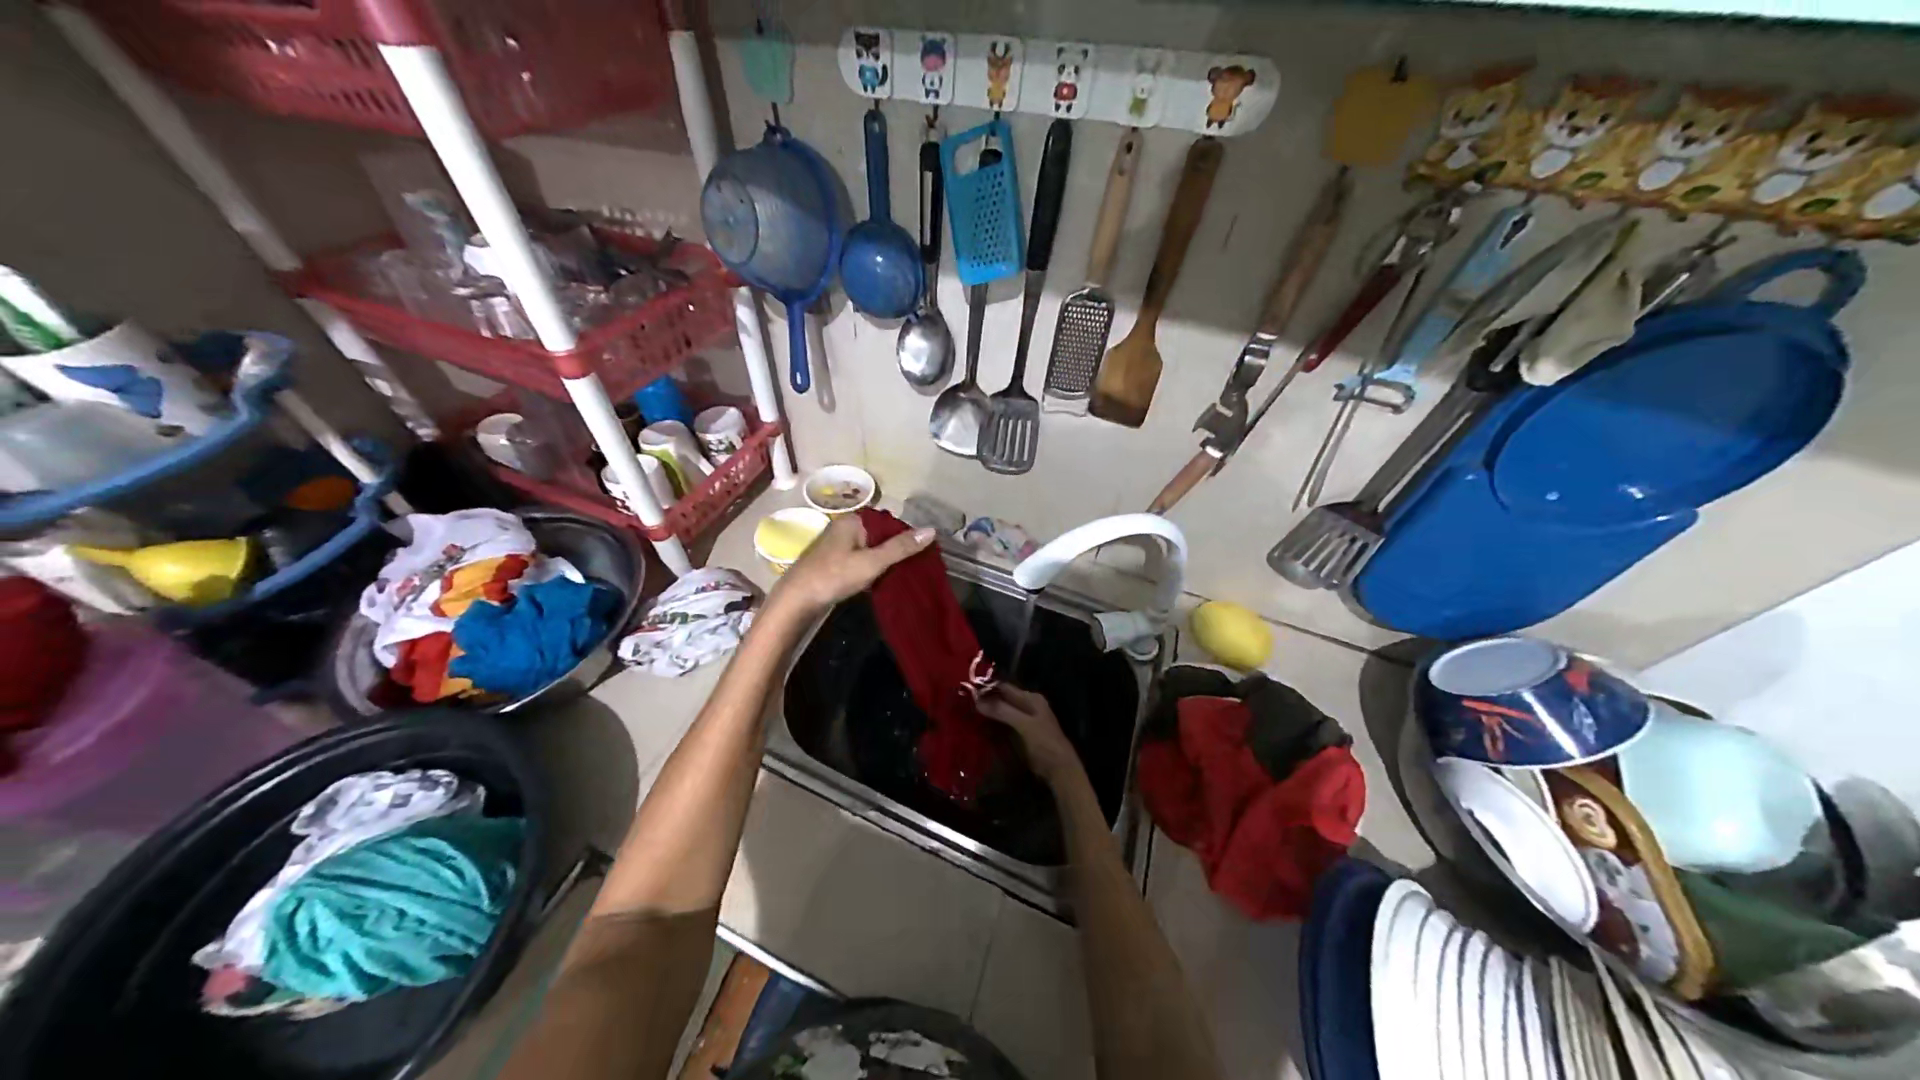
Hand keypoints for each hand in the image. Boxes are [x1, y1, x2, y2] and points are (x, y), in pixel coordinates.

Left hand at [770, 514, 935, 615]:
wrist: (796, 600)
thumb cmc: (834, 577)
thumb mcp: (872, 562)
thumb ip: (900, 547)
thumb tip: (931, 530)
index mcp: (853, 520)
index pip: (889, 522)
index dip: (906, 536)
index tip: (921, 553)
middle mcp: (845, 527)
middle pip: (880, 535)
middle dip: (896, 550)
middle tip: (914, 567)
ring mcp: (837, 544)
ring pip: (870, 549)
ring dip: (884, 561)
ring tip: (902, 575)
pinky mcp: (833, 561)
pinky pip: (860, 559)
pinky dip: (872, 568)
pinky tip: (880, 581)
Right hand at [976, 684, 1081, 785]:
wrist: (1059, 770)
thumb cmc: (1044, 743)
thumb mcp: (1024, 724)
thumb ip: (1002, 711)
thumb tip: (977, 700)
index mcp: (1031, 699)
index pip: (1005, 688)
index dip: (987, 688)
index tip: (966, 691)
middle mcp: (1028, 706)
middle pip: (1002, 700)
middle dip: (985, 702)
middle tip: (963, 704)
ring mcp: (1024, 721)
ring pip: (1002, 713)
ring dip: (987, 714)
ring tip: (966, 715)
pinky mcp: (1021, 735)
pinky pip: (1003, 726)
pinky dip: (993, 726)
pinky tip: (979, 728)